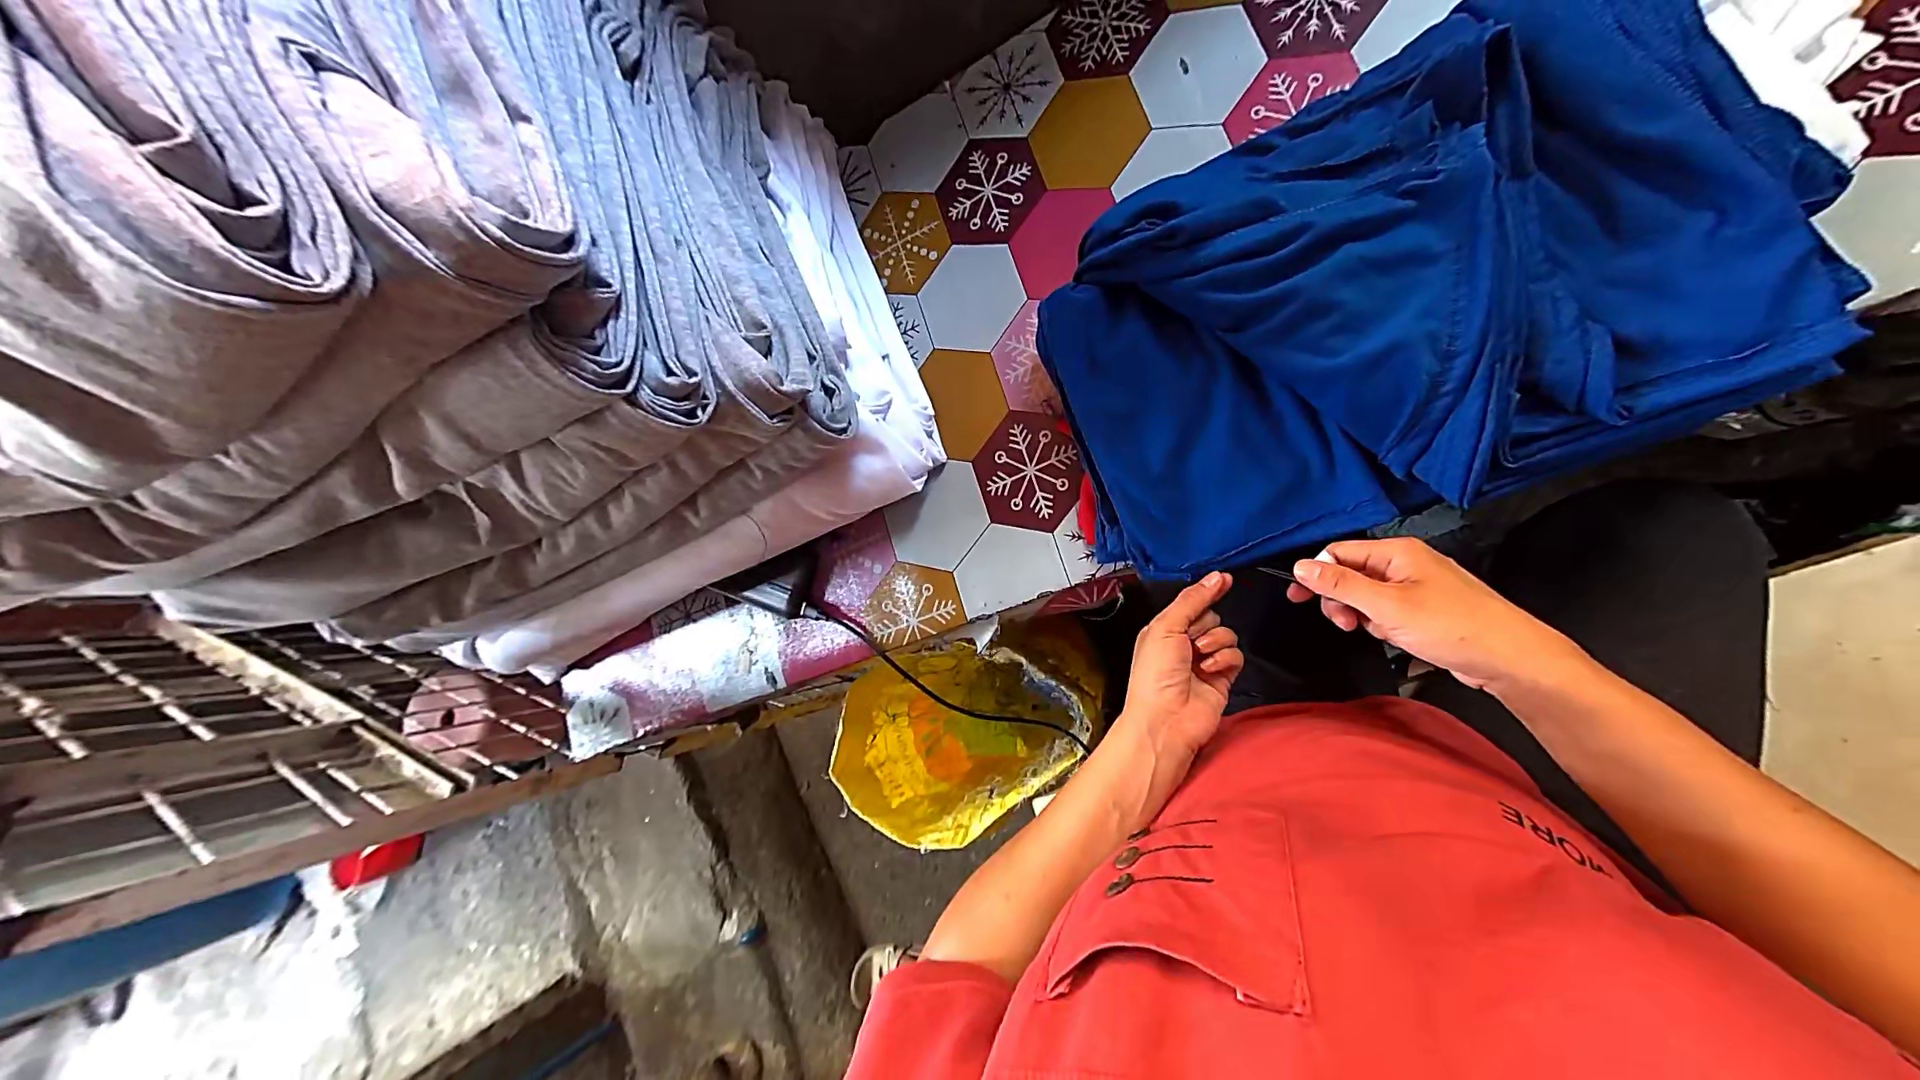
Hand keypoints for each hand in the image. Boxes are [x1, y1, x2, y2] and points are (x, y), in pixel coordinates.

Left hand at [1120, 571, 1244, 756]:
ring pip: (1226, 635)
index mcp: (1163, 629)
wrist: (1166, 720)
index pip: (1190, 603)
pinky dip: (1226, 659)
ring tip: (1199, 657)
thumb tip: (1216, 578)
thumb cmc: (1154, 677)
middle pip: (1211, 617)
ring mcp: (1203, 661)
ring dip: (1215, 642)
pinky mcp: (1221, 678)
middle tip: (1191, 641)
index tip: (1225, 580)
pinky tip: (1210, 668)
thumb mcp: (1166, 626)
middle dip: (1205, 625)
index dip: (1206, 593)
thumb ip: (1192, 600)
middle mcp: (1182, 644)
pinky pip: (1236, 656)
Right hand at [1286, 538, 1587, 691]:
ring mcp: (1417, 584)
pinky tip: (1394, 635)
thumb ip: (1339, 585)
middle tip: (1344, 621)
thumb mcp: (1385, 605)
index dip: (1315, 575)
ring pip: (1366, 594)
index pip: (1338, 552)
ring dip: (1360, 614)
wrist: (1511, 658)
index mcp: (1397, 552)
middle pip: (1350, 573)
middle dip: (1339, 599)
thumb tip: (1301, 566)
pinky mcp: (1425, 607)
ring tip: (1375, 631)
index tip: (1299, 598)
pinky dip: (1381, 622)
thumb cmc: (1455, 628)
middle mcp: (1406, 562)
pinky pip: (1386, 608)